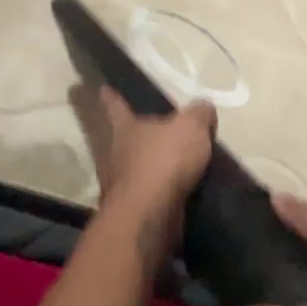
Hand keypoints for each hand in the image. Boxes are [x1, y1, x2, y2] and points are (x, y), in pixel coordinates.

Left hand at [90, 88, 214, 220]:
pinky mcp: (131, 211)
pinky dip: (160, 193)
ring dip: (149, 168)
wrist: (150, 216)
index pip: (115, 106)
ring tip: (174, 166)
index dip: (110, 97)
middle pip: (123, 140)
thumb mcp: (191, 127)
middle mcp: (115, 154)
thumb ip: (199, 113)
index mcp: (124, 129)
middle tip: (154, 131)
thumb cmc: (164, 161)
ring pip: (134, 169)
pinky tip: (179, 192)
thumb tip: (203, 107)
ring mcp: (119, 186)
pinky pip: (147, 195)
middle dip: (136, 136)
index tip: (102, 89)